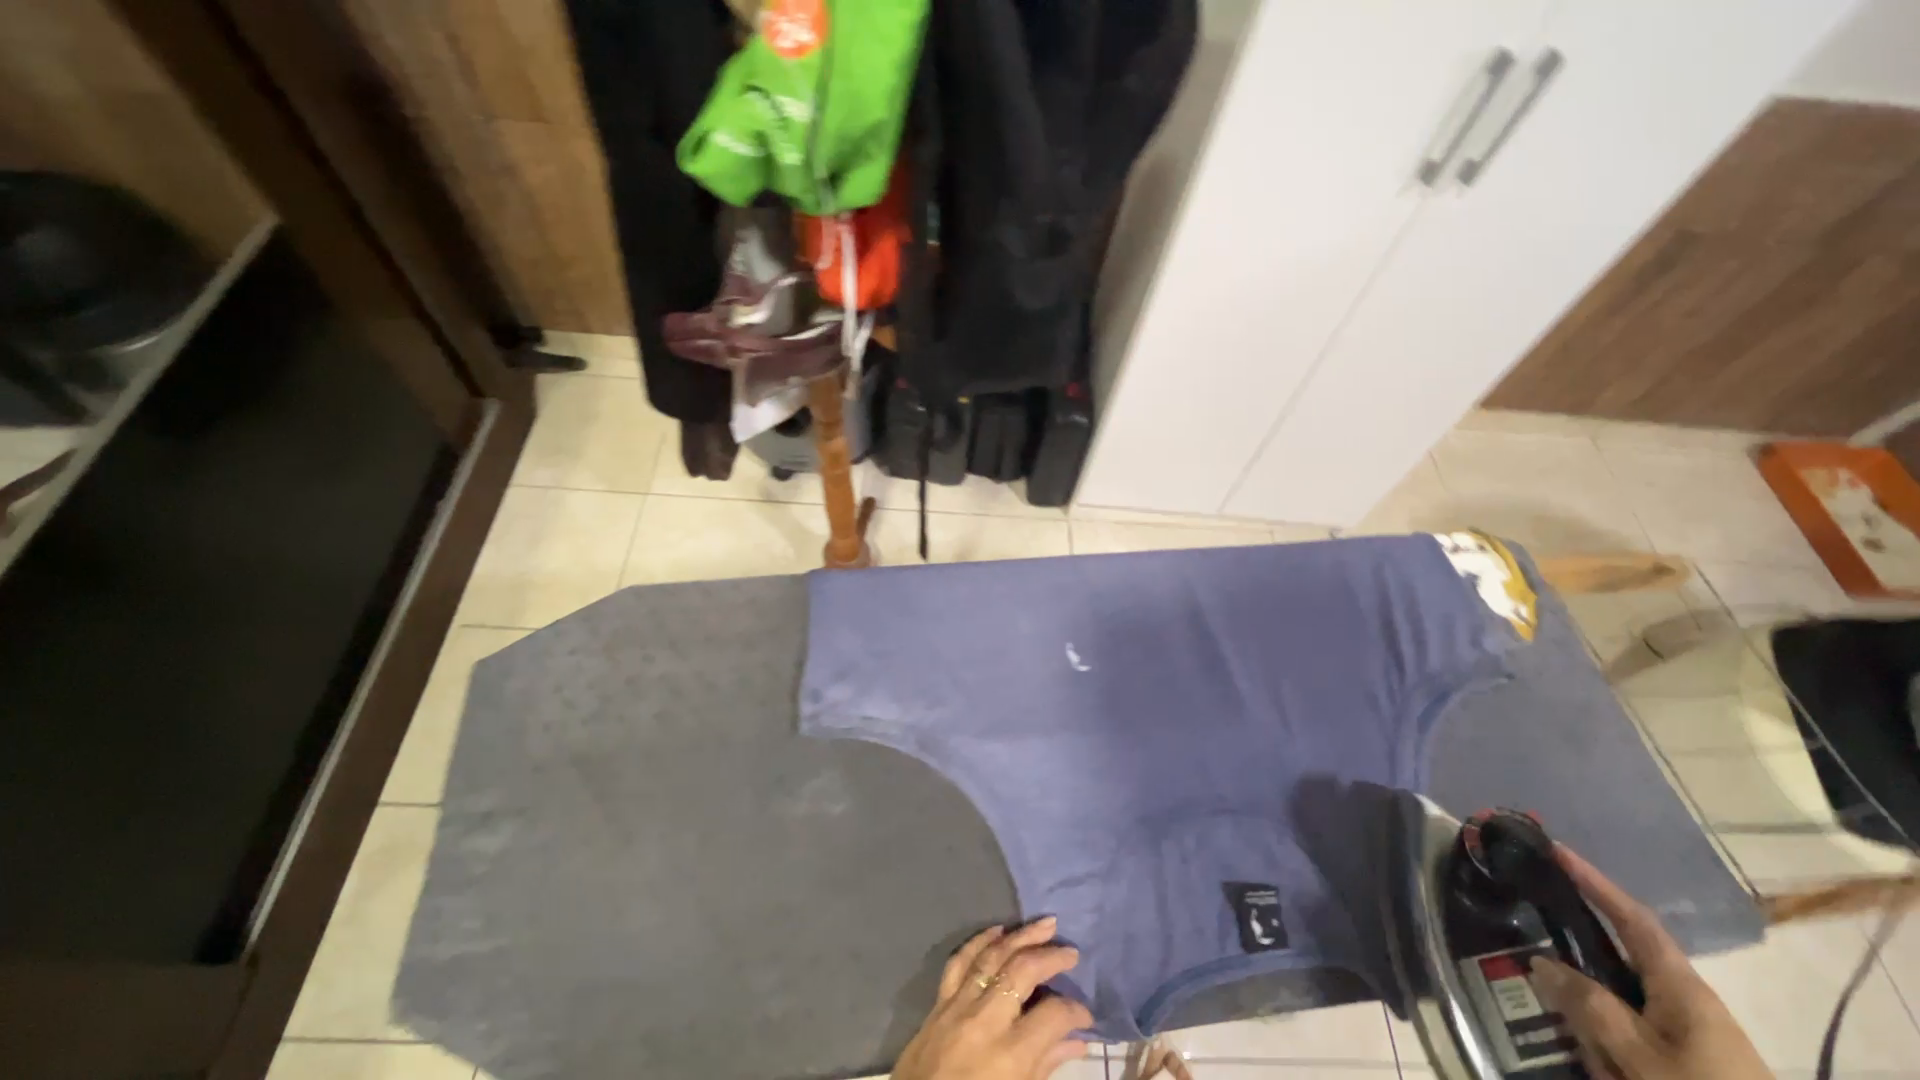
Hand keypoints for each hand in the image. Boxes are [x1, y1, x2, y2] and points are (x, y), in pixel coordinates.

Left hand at [893, 916, 1094, 1079]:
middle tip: (1071, 951)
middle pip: (1022, 971)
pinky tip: (997, 930)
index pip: (1053, 1014)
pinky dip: (978, 942)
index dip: (1076, 1011)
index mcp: (1010, 1054)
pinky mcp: (937, 1005)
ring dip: (1020, 936)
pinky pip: (958, 963)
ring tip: (1044, 925)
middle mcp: (985, 1021)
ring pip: (991, 957)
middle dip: (1051, 956)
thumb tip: (1078, 1040)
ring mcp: (957, 1007)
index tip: (1085, 1015)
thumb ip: (1046, 1064)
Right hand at [1529, 846, 1767, 1079]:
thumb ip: (1589, 1006)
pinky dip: (1610, 1052)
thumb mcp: (1638, 1054)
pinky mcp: (1686, 1058)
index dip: (1595, 882)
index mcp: (1680, 985)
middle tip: (1544, 991)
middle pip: (1617, 966)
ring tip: (1590, 1061)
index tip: (1557, 851)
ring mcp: (1688, 1030)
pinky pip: (1632, 1038)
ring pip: (1620, 1008)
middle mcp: (1685, 998)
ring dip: (1596, 1033)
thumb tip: (1543, 962)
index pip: (1632, 918)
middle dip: (1580, 981)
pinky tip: (1601, 1069)